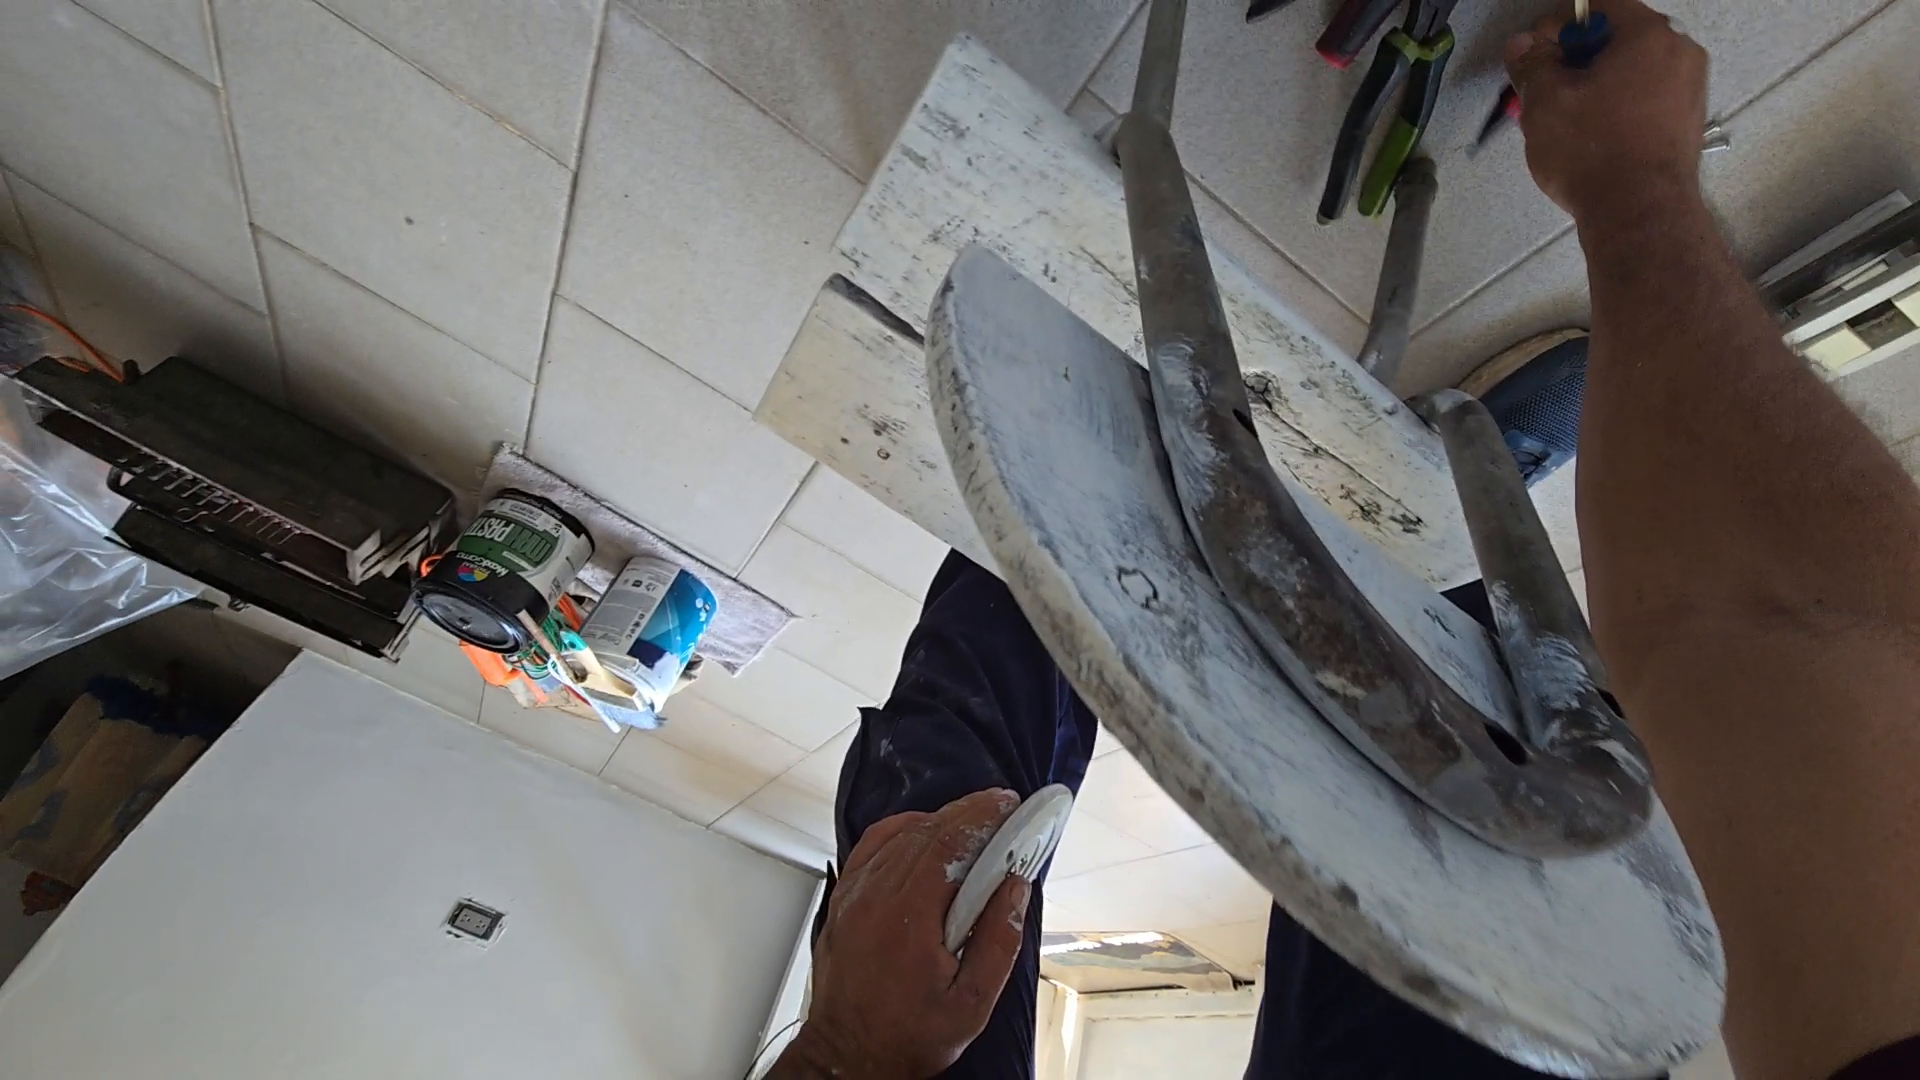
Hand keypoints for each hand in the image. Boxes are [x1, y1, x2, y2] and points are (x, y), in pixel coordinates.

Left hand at [773, 789, 1031, 1079]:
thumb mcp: (970, 1004)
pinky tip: (924, 831)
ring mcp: (855, 892)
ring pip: (903, 833)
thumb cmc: (905, 1037)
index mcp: (907, 916)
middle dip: (970, 812)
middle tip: (1000, 805)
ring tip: (973, 820)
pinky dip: (903, 828)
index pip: (949, 842)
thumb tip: (1015, 887)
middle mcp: (876, 894)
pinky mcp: (844, 896)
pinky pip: (874, 844)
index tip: (1008, 804)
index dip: (982, 816)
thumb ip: (998, 941)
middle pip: (928, 830)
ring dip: (941, 819)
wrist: (846, 1058)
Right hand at [1503, 0, 1707, 223]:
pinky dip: (1615, 108)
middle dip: (1574, 63)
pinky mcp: (1687, 116)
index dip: (1556, 27)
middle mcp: (1678, 46)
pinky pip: (1644, 98)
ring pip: (1630, 71)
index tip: (1529, 56)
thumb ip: (1534, 66)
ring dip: (1594, 87)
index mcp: (1645, 34)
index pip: (1598, 8)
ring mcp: (1690, 82)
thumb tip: (1522, 42)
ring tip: (1564, 124)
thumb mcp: (1545, 105)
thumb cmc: (1588, 149)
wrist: (1638, 206)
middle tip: (1541, 97)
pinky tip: (1593, 139)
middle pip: (1616, 40)